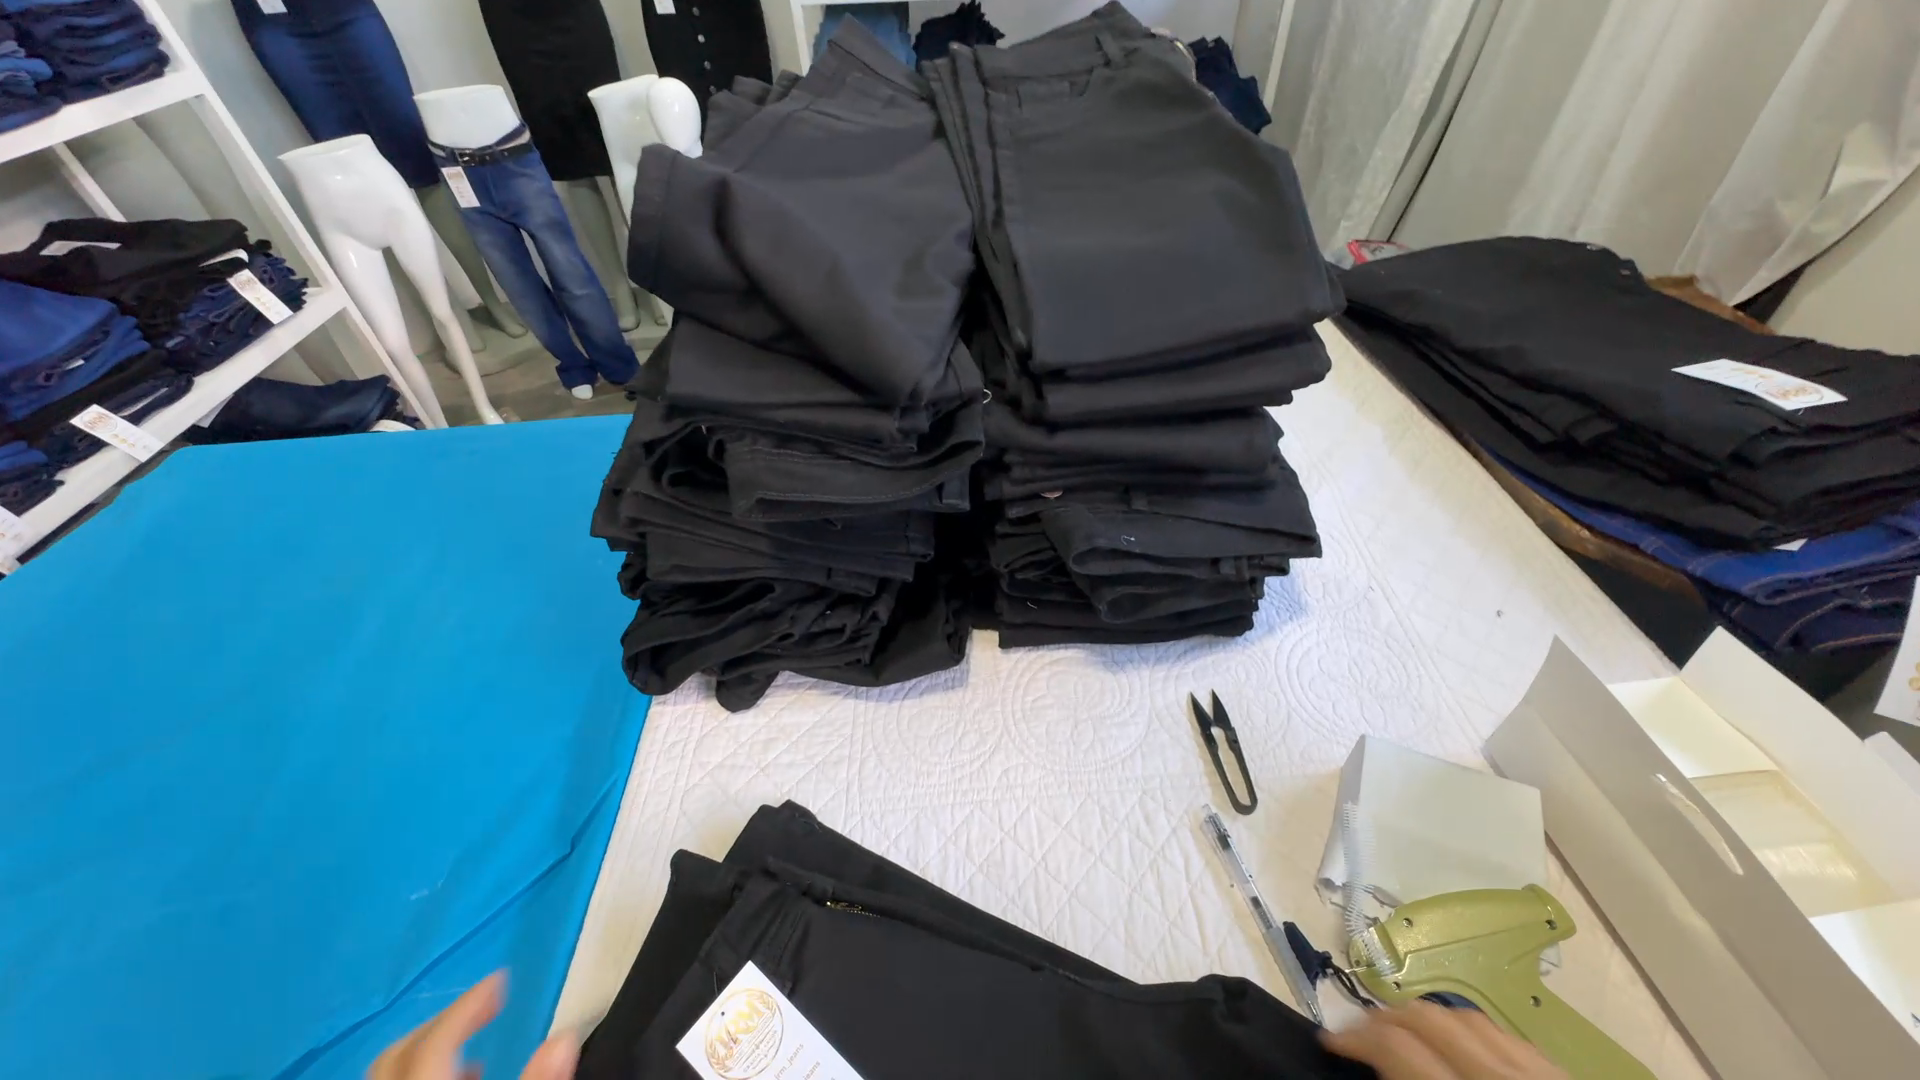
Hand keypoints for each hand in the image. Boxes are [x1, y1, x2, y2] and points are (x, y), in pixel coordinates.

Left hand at [369, 973, 577, 1079]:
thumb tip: (566, 1036)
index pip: (433, 1043)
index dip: (467, 1005)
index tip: (502, 976)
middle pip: (396, 1053)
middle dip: (443, 1020)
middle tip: (488, 1002)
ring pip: (387, 1071)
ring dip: (429, 1047)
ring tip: (474, 1048)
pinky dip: (419, 1072)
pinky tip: (458, 1078)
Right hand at [1322, 1002, 1568, 1078]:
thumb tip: (1372, 1074)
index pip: (1395, 1048)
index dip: (1352, 1039)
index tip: (1330, 1045)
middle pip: (1427, 1019)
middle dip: (1383, 1021)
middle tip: (1361, 1038)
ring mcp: (1540, 1077)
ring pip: (1465, 1017)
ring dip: (1425, 1021)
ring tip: (1405, 1037)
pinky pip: (1508, 1036)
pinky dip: (1470, 1033)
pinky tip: (1460, 1051)